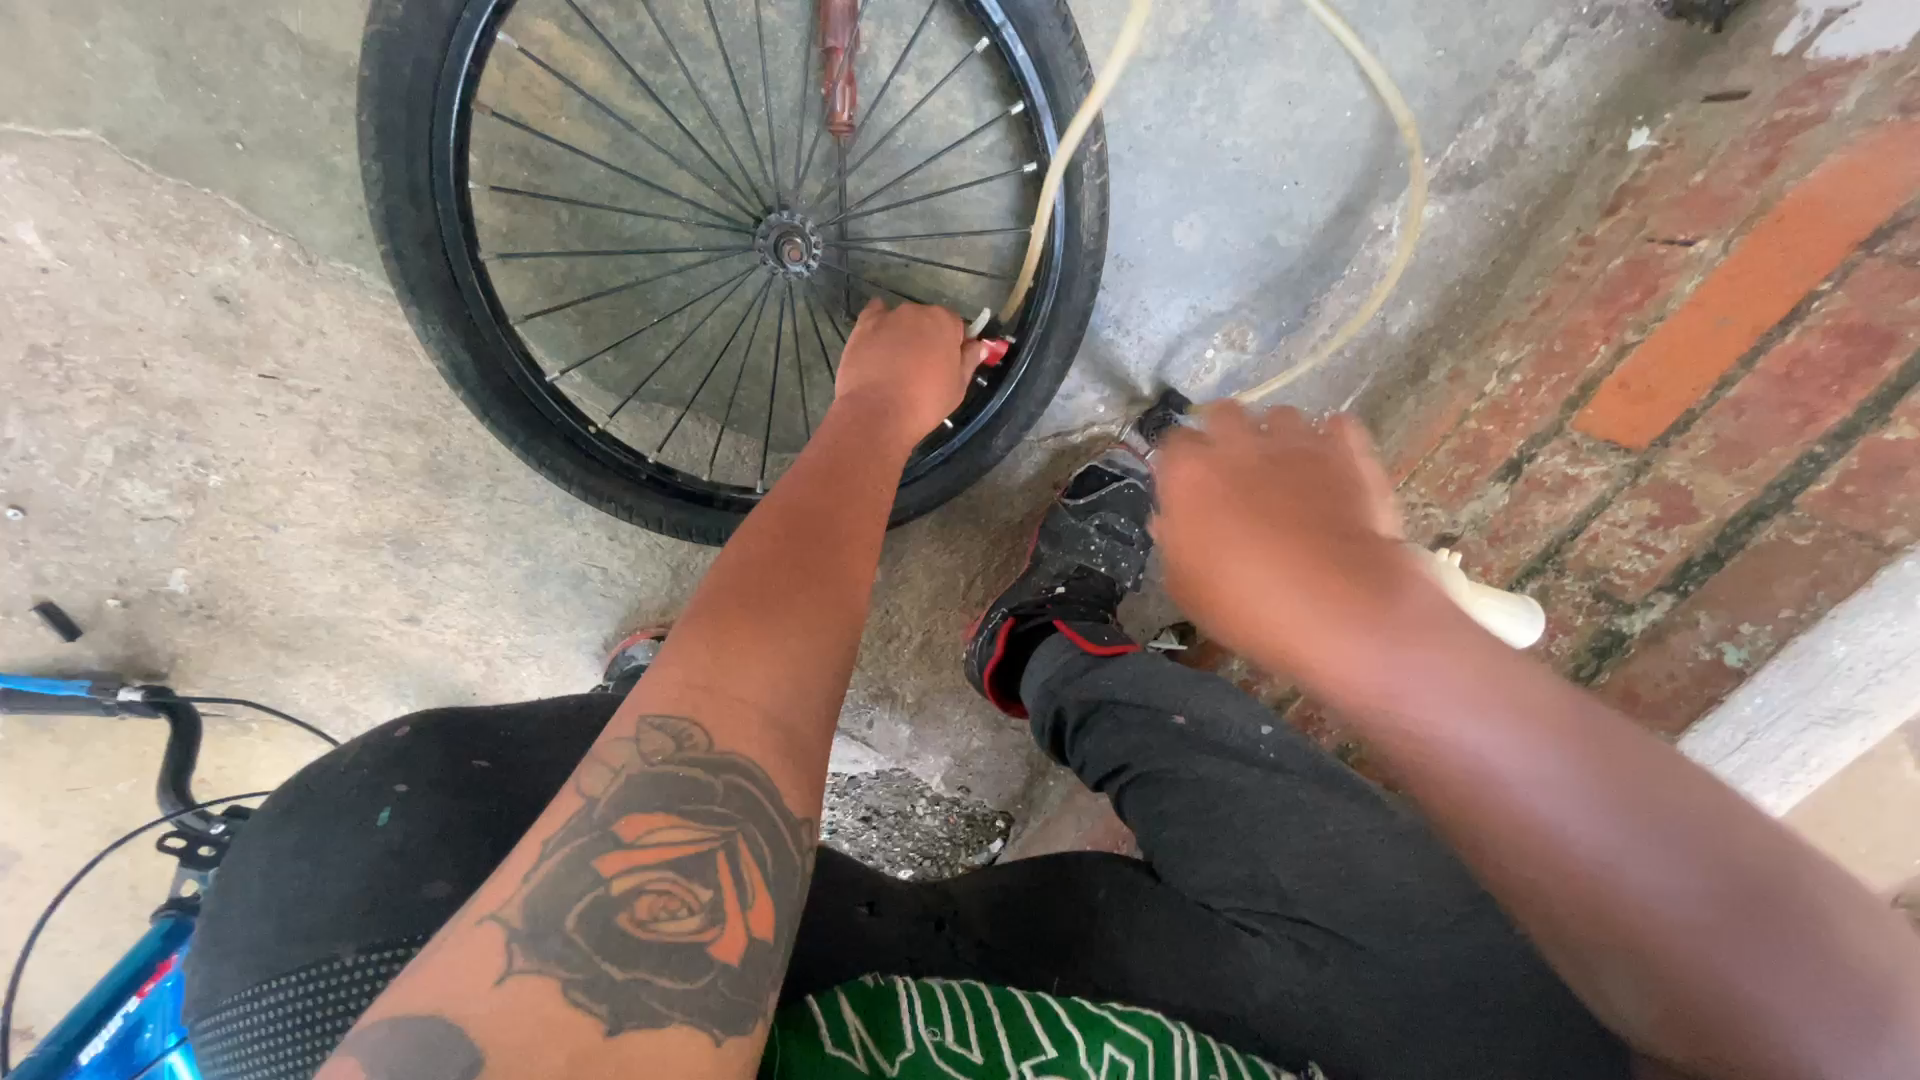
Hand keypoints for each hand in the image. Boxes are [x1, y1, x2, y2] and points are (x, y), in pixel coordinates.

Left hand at [831, 299, 989, 447]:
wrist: (878, 413)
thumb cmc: (925, 402)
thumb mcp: (958, 386)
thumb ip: (969, 361)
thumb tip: (979, 346)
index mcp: (944, 322)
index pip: (956, 325)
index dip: (953, 345)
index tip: (947, 364)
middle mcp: (916, 311)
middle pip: (927, 320)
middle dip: (927, 338)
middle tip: (922, 368)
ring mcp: (887, 317)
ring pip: (901, 320)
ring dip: (903, 334)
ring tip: (896, 364)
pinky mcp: (862, 326)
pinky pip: (874, 315)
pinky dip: (878, 325)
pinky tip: (877, 343)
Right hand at [1151, 403, 1455, 698]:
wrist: (1332, 604)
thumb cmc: (1242, 603)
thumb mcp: (1184, 585)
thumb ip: (1174, 541)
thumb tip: (1170, 521)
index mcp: (1189, 474)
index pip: (1173, 442)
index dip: (1180, 461)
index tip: (1186, 483)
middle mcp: (1237, 445)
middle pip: (1223, 413)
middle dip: (1224, 432)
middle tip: (1233, 468)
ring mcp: (1295, 443)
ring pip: (1280, 414)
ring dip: (1277, 435)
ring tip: (1285, 467)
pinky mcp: (1346, 452)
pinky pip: (1337, 426)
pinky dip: (1332, 439)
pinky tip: (1331, 463)